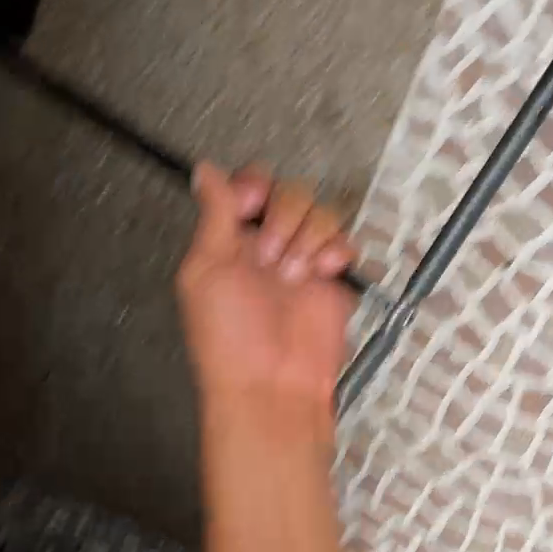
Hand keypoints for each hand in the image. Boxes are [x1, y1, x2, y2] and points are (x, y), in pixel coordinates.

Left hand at [177, 163, 358, 411]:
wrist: (273, 383)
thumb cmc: (228, 334)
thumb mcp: (207, 271)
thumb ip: (215, 217)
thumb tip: (205, 169)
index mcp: (233, 238)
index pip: (252, 187)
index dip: (256, 188)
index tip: (252, 206)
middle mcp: (272, 243)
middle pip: (292, 194)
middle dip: (283, 220)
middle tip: (269, 259)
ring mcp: (307, 260)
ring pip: (322, 216)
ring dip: (308, 238)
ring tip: (296, 275)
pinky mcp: (338, 280)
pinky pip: (346, 244)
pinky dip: (338, 251)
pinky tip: (325, 272)